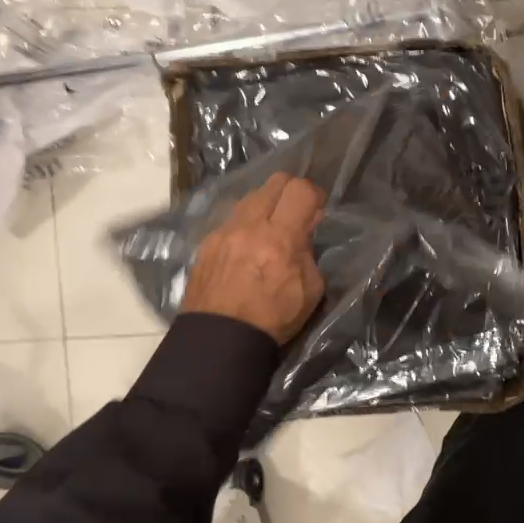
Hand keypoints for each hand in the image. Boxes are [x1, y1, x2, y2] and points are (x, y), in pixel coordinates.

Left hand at [181, 173, 326, 344]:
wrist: (220, 340)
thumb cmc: (274, 318)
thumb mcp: (311, 288)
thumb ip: (308, 253)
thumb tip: (303, 232)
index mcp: (280, 237)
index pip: (300, 189)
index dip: (314, 194)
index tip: (317, 210)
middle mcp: (249, 226)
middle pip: (274, 182)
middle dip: (290, 191)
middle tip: (296, 212)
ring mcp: (223, 232)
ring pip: (250, 197)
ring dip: (266, 205)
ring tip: (270, 228)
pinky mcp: (206, 243)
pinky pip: (231, 219)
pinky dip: (245, 224)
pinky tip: (247, 245)